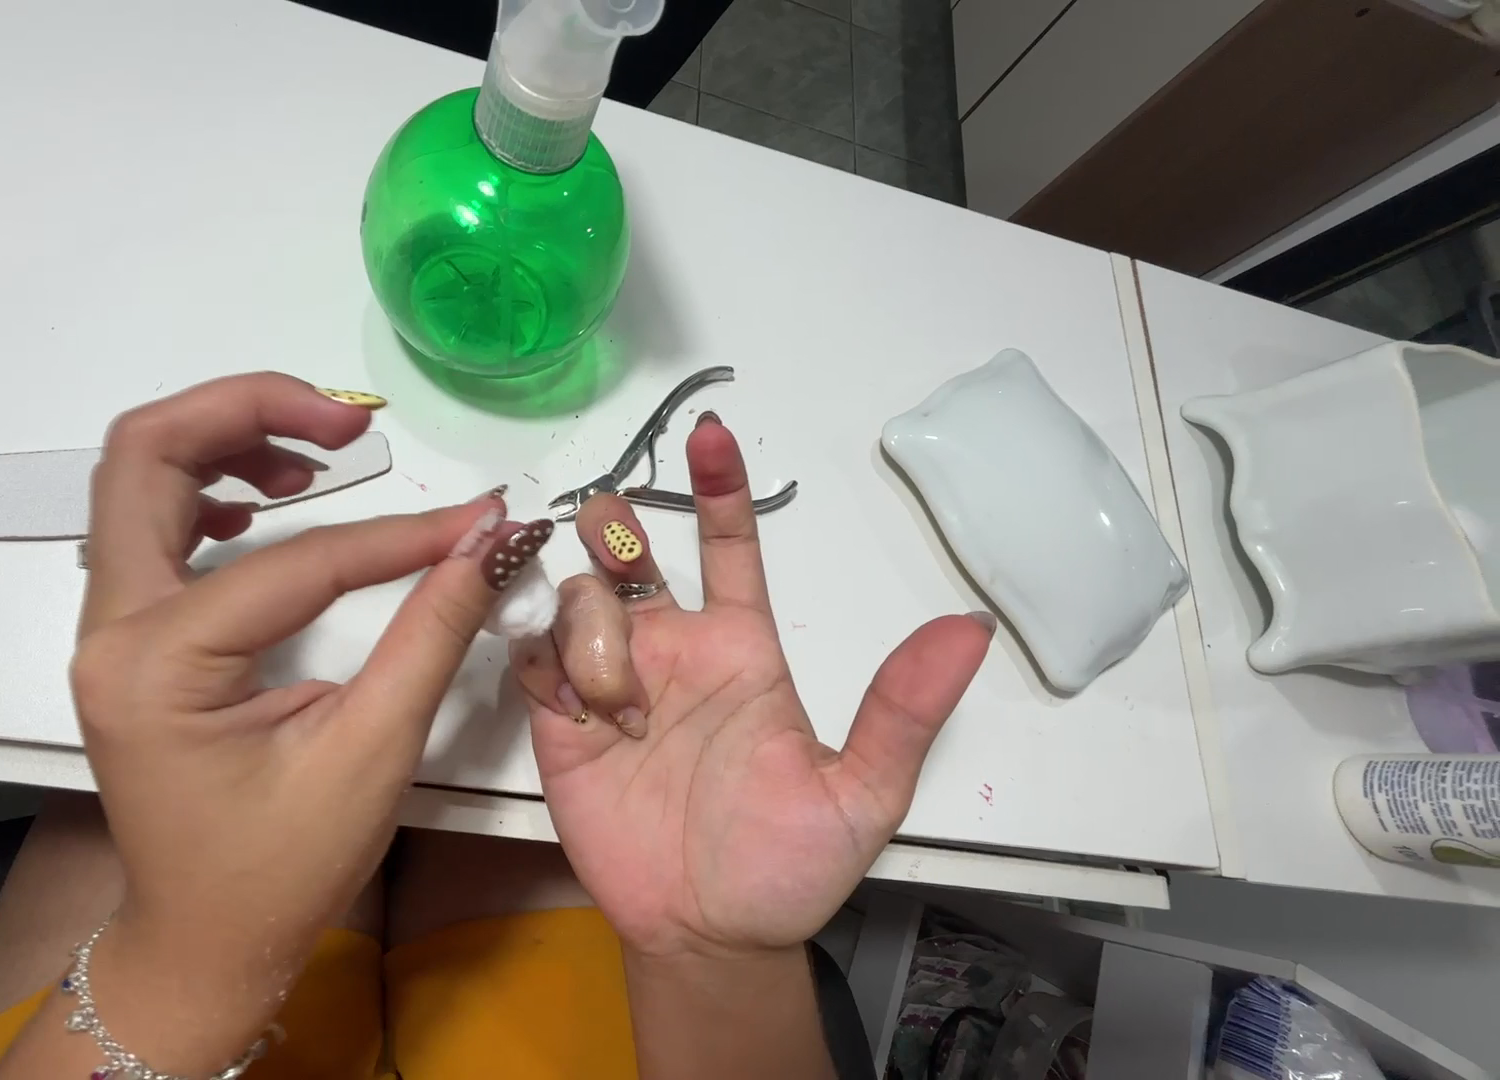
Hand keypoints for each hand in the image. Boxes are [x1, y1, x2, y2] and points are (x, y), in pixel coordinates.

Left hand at [65, 373, 552, 1066]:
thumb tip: (487, 540)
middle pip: (149, 454)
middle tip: (349, 423)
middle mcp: (112, 628)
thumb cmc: (284, 864)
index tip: (476, 519)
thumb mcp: (372, 751)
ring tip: (320, 456)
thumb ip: (431, 633)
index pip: (296, 561)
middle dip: (252, 410)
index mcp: (160, 665)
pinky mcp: (135, 634)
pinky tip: (273, 503)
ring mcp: (112, 626)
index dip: (400, 535)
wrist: (203, 939)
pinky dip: (214, 486)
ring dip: (229, 438)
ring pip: (143, 476)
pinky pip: (156, 522)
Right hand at [513, 412, 992, 960]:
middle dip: (615, 527)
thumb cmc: (784, 862)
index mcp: (738, 646)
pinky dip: (545, 660)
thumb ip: (902, 711)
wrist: (705, 929)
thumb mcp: (859, 794)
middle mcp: (670, 646)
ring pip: (580, 597)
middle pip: (629, 551)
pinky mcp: (559, 714)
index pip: (727, 546)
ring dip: (592, 631)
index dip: (719, 488)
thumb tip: (970, 627)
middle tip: (612, 543)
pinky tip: (574, 706)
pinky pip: (535, 654)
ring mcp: (611, 676)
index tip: (708, 432)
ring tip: (617, 705)